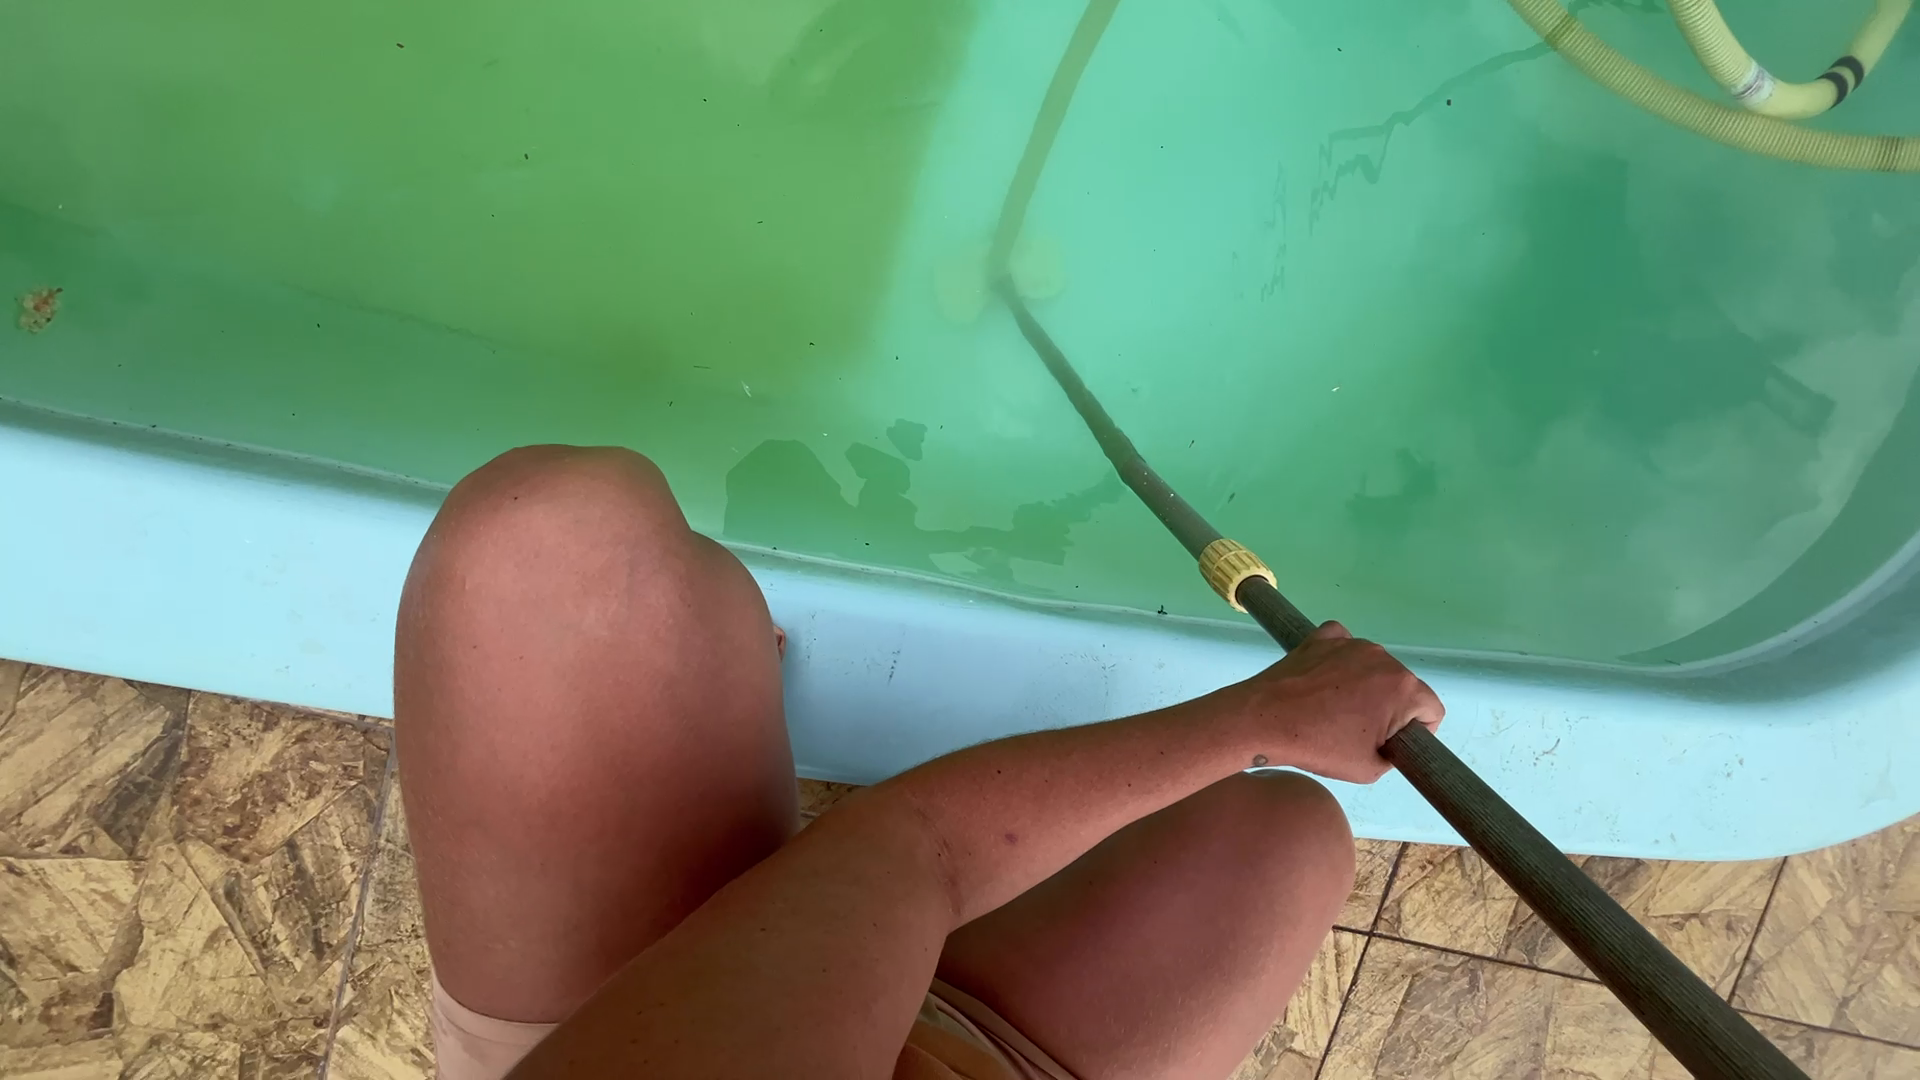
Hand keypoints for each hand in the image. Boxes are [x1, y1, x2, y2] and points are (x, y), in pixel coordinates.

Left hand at [1227, 621, 1442, 783]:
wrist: (1263, 719)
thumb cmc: (1319, 746)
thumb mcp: (1372, 768)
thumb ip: (1396, 752)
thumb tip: (1391, 739)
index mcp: (1404, 688)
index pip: (1431, 710)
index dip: (1415, 731)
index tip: (1389, 741)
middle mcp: (1382, 657)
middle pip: (1401, 686)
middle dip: (1388, 706)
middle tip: (1354, 727)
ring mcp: (1349, 643)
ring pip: (1372, 666)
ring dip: (1363, 683)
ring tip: (1331, 707)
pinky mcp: (1320, 637)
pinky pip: (1342, 644)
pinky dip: (1338, 659)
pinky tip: (1323, 677)